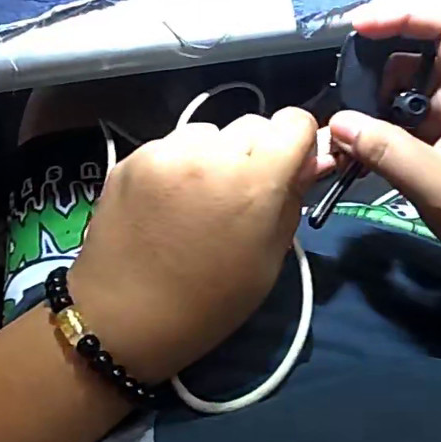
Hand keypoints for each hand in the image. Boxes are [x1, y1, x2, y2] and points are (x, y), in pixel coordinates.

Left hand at [67, 108, 328, 383]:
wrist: (124, 319)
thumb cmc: (210, 301)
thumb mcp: (268, 257)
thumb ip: (294, 198)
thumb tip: (316, 158)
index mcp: (254, 182)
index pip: (294, 121)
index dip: (298, 143)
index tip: (289, 168)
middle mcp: (211, 154)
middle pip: (254, 124)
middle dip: (258, 152)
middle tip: (242, 194)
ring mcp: (166, 152)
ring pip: (211, 132)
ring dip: (217, 154)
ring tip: (201, 198)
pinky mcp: (132, 158)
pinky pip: (173, 145)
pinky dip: (181, 163)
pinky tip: (170, 202)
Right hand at [327, 0, 440, 289]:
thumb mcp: (438, 185)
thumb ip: (385, 151)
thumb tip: (336, 123)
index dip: (405, 13)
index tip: (360, 27)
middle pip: (427, 45)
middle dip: (383, 56)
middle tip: (346, 80)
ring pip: (413, 81)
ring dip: (379, 93)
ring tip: (353, 119)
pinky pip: (410, 113)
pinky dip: (384, 120)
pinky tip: (364, 140)